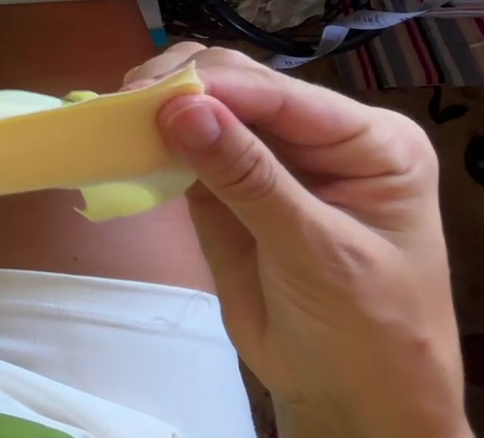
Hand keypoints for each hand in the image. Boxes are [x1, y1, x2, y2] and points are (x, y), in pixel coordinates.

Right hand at [131, 45, 469, 437]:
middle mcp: (317, 132)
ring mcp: (267, 152)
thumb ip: (249, 178)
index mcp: (367, 140)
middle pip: (234, 80)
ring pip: (201, 98)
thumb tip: (181, 107)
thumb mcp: (316, 256)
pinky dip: (149, 135)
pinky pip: (180, 138)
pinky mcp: (223, 176)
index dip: (212, 88)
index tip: (144, 98)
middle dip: (176, 86)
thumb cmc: (367, 337)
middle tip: (121, 110)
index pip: (278, 93)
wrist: (349, 403)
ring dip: (155, 102)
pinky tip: (123, 140)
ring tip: (116, 120)